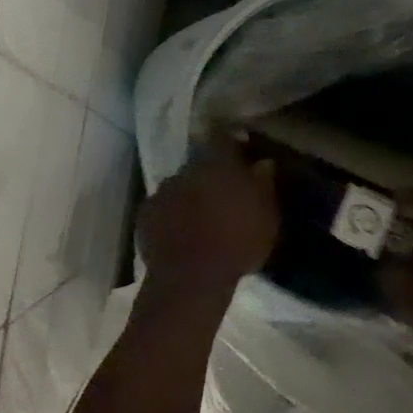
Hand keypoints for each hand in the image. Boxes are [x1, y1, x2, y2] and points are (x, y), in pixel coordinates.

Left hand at [138, 132, 278, 291]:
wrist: (191, 276)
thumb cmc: (237, 243)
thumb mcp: (266, 216)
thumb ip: (263, 185)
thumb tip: (262, 163)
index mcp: (216, 164)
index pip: (222, 137)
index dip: (230, 142)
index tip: (238, 150)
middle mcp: (185, 169)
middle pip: (198, 165)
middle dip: (209, 176)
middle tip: (222, 196)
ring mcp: (162, 191)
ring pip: (179, 186)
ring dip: (189, 197)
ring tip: (201, 220)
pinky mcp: (146, 213)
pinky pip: (162, 208)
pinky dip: (171, 216)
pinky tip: (181, 234)